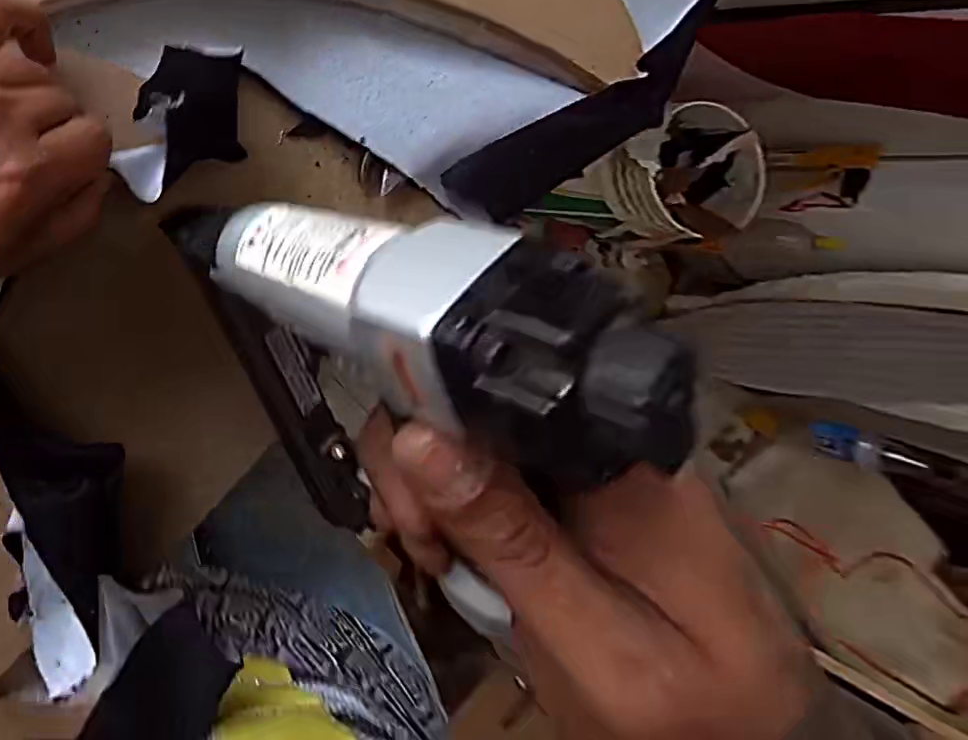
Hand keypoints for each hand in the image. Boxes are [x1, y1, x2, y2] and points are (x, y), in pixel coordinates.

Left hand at [0, 0, 112, 285]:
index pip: (95, 140)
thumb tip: (101, 177)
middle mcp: (4, 118)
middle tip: (20, 155)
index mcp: (26, 174)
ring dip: (32, 100)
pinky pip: (3, 12)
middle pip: (68, 106)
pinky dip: (29, 24)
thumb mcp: (10, 258)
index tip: (59, 169)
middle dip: (54, 135)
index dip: (81, 159)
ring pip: (38, 75)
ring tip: (2, 122)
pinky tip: (31, 53)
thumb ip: (73, 220)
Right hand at [358, 413, 815, 739]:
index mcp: (624, 463)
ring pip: (439, 432)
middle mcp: (586, 445)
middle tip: (418, 536)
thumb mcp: (600, 645)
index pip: (491, 394)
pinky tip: (435, 543)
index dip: (426, 424)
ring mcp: (557, 467)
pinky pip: (448, 465)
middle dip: (410, 468)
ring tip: (430, 551)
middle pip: (455, 407)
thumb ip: (511, 541)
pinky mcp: (534, 488)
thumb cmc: (693, 713)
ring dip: (410, 488)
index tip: (409, 497)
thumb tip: (415, 437)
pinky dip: (421, 499)